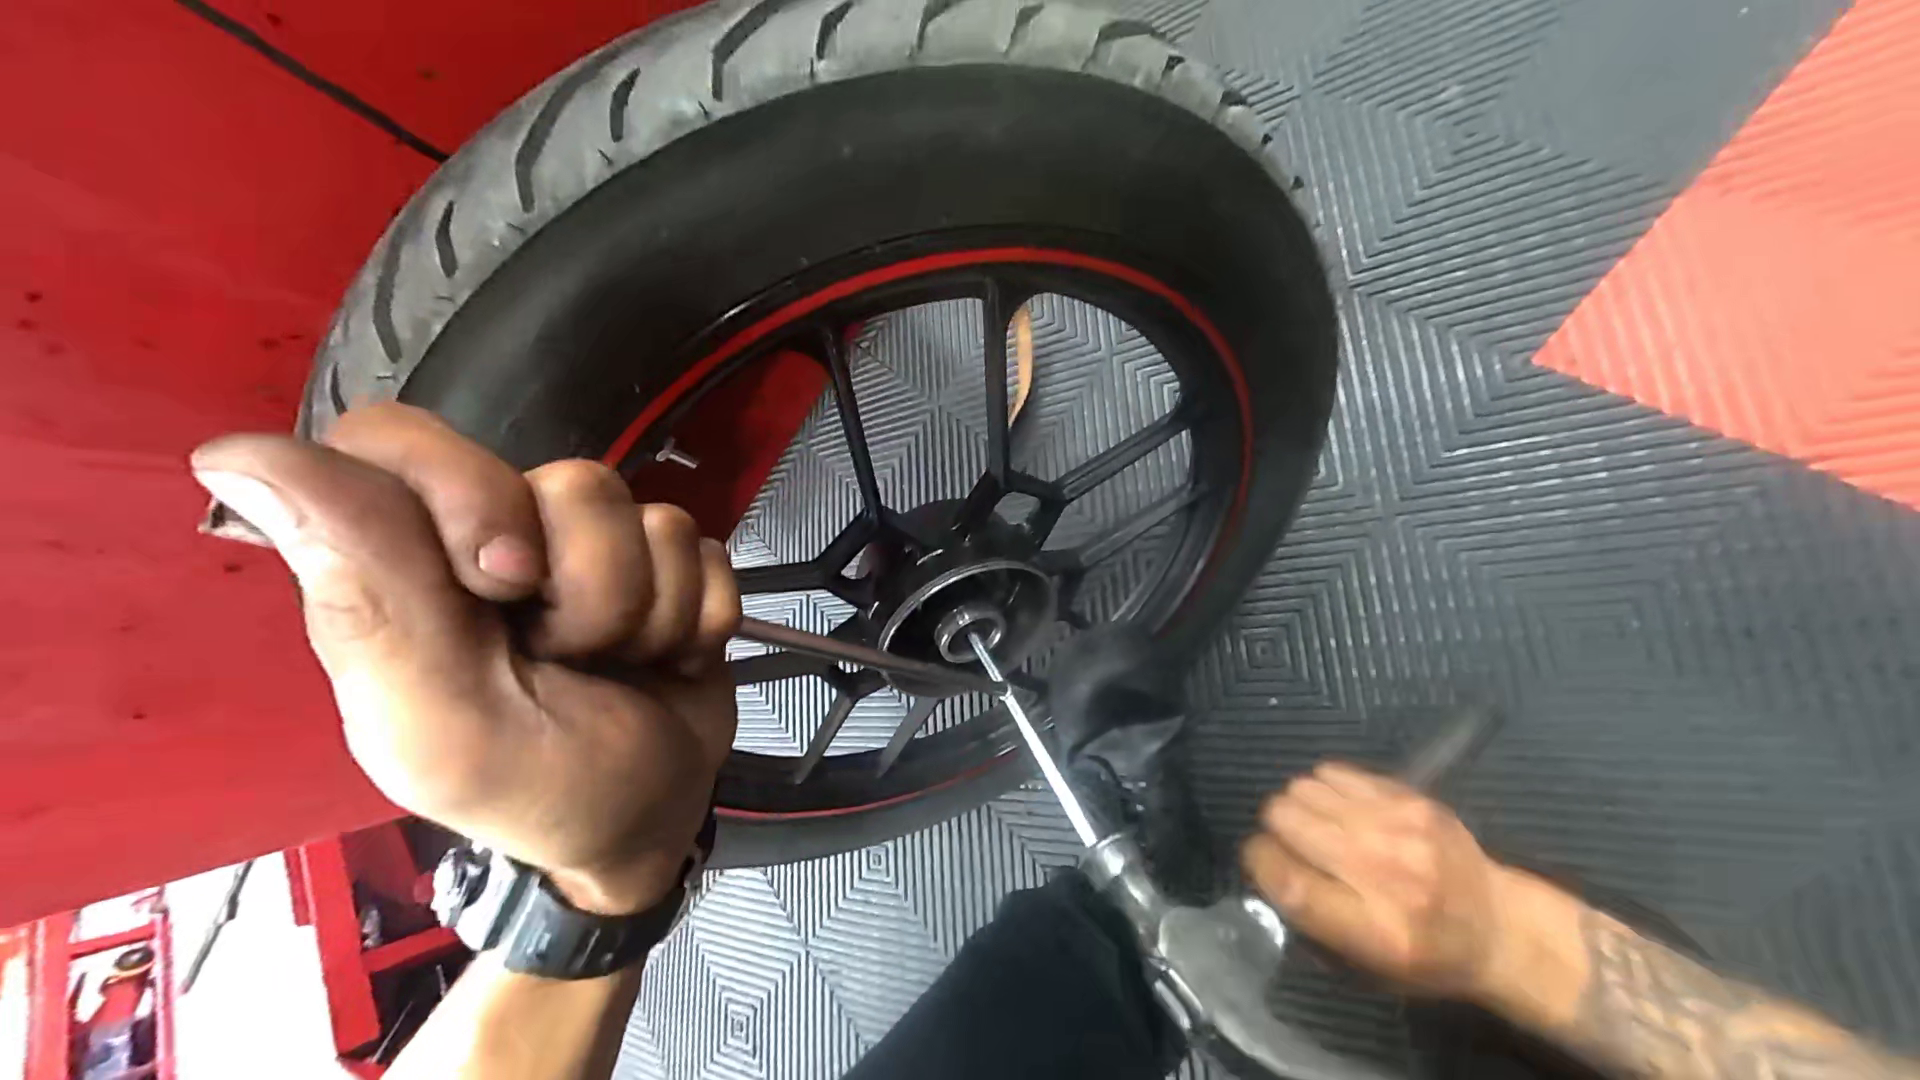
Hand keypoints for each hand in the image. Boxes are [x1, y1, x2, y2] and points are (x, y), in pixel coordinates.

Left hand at [192, 404, 740, 914]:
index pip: (406, 441)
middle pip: (579, 484)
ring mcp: (610, 552)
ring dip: (655, 613)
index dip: (469, 488)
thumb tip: (238, 453)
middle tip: (572, 657)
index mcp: (418, 568)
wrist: (652, 818)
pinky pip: (710, 554)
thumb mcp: (442, 719)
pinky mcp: (679, 570)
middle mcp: (514, 539)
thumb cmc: (536, 788)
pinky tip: (675, 658)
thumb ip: (372, 599)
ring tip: (628, 665)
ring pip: (659, 519)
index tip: (503, 578)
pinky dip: (703, 618)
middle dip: (596, 589)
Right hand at [1240, 762, 1510, 1000]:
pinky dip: (1326, 787)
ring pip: (1303, 787)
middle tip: (1295, 841)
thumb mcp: (1366, 964)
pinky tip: (1343, 807)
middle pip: (1285, 818)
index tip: (1260, 857)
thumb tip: (1263, 861)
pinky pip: (1333, 771)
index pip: (1285, 875)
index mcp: (1372, 927)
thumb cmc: (1427, 955)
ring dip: (1301, 804)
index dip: (1259, 859)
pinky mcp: (1410, 798)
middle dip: (1278, 827)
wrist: (1503, 927)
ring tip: (1322, 823)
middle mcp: (1383, 871)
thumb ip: (1308, 914)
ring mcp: (1399, 827)